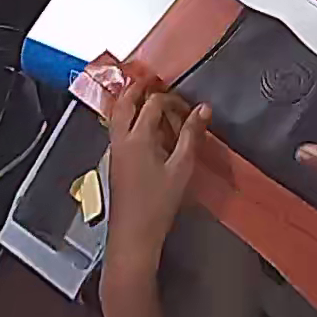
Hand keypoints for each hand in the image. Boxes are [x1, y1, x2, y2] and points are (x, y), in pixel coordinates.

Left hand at [104, 76, 209, 283]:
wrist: (133, 235)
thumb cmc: (159, 202)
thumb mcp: (181, 168)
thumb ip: (191, 135)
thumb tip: (203, 108)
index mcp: (137, 136)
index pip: (153, 104)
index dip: (171, 100)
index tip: (187, 107)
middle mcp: (121, 137)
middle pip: (126, 100)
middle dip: (140, 87)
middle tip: (156, 81)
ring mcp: (114, 148)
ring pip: (118, 113)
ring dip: (131, 100)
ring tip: (147, 96)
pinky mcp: (113, 159)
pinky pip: (117, 126)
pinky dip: (127, 115)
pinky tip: (141, 125)